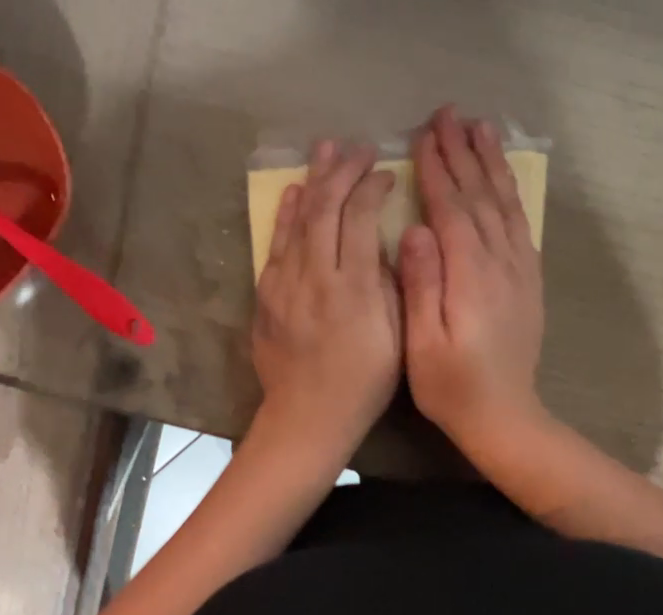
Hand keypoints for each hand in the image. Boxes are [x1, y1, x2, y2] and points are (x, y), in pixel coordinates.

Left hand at [250, 141, 401, 456]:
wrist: (307, 417)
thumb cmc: (363, 384)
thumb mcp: (396, 337)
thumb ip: (392, 285)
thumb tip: (387, 242)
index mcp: (354, 288)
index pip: (361, 216)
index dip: (374, 186)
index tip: (387, 174)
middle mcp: (316, 278)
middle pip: (326, 208)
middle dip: (344, 171)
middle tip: (359, 149)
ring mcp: (285, 286)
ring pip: (297, 221)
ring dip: (313, 182)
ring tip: (326, 150)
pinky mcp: (266, 298)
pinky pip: (275, 246)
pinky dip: (286, 217)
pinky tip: (295, 195)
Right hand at [400, 106, 548, 450]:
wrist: (504, 416)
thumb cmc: (452, 387)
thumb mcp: (423, 344)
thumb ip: (421, 286)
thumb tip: (415, 231)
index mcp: (470, 276)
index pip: (451, 209)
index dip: (436, 170)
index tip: (421, 136)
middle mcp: (501, 263)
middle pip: (481, 196)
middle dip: (463, 153)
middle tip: (448, 115)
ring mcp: (520, 271)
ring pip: (505, 204)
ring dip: (491, 164)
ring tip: (480, 129)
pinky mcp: (528, 282)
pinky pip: (520, 224)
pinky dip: (509, 194)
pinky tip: (502, 181)